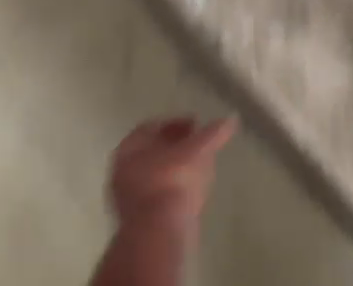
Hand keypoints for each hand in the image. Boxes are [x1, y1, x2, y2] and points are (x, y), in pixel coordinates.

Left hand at [106, 116, 237, 232]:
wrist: (158, 232)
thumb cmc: (173, 179)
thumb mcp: (199, 149)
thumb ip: (214, 132)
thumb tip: (230, 119)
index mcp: (129, 150)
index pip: (150, 127)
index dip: (175, 122)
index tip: (196, 124)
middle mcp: (121, 172)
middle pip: (150, 151)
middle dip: (175, 145)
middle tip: (198, 143)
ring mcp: (127, 199)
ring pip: (154, 174)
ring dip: (175, 167)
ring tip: (200, 165)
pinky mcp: (139, 220)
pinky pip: (158, 194)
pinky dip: (174, 187)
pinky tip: (193, 189)